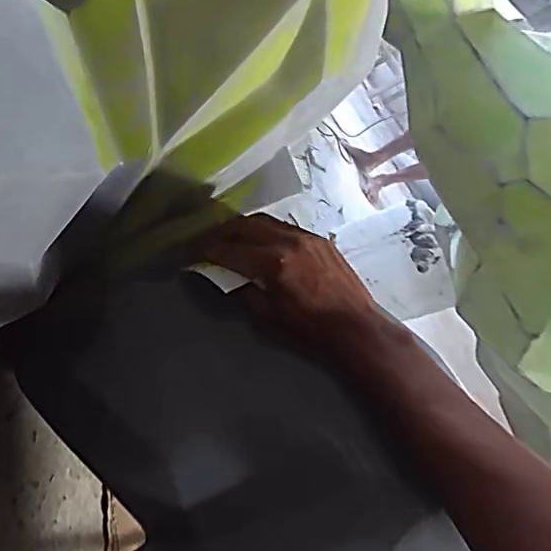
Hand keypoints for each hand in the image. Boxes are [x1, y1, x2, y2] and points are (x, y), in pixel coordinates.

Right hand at [200, 214, 382, 355]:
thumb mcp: (266, 316)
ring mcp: (304, 237)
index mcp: (272, 263)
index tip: (192, 251)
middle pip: (242, 226)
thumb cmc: (310, 330)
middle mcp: (286, 242)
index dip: (205, 250)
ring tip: (229, 235)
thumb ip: (240, 290)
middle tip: (206, 239)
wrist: (357, 329)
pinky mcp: (317, 239)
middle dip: (219, 232)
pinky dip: (264, 229)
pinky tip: (259, 239)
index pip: (228, 249)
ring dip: (241, 226)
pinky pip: (282, 226)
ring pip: (262, 221)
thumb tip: (221, 275)